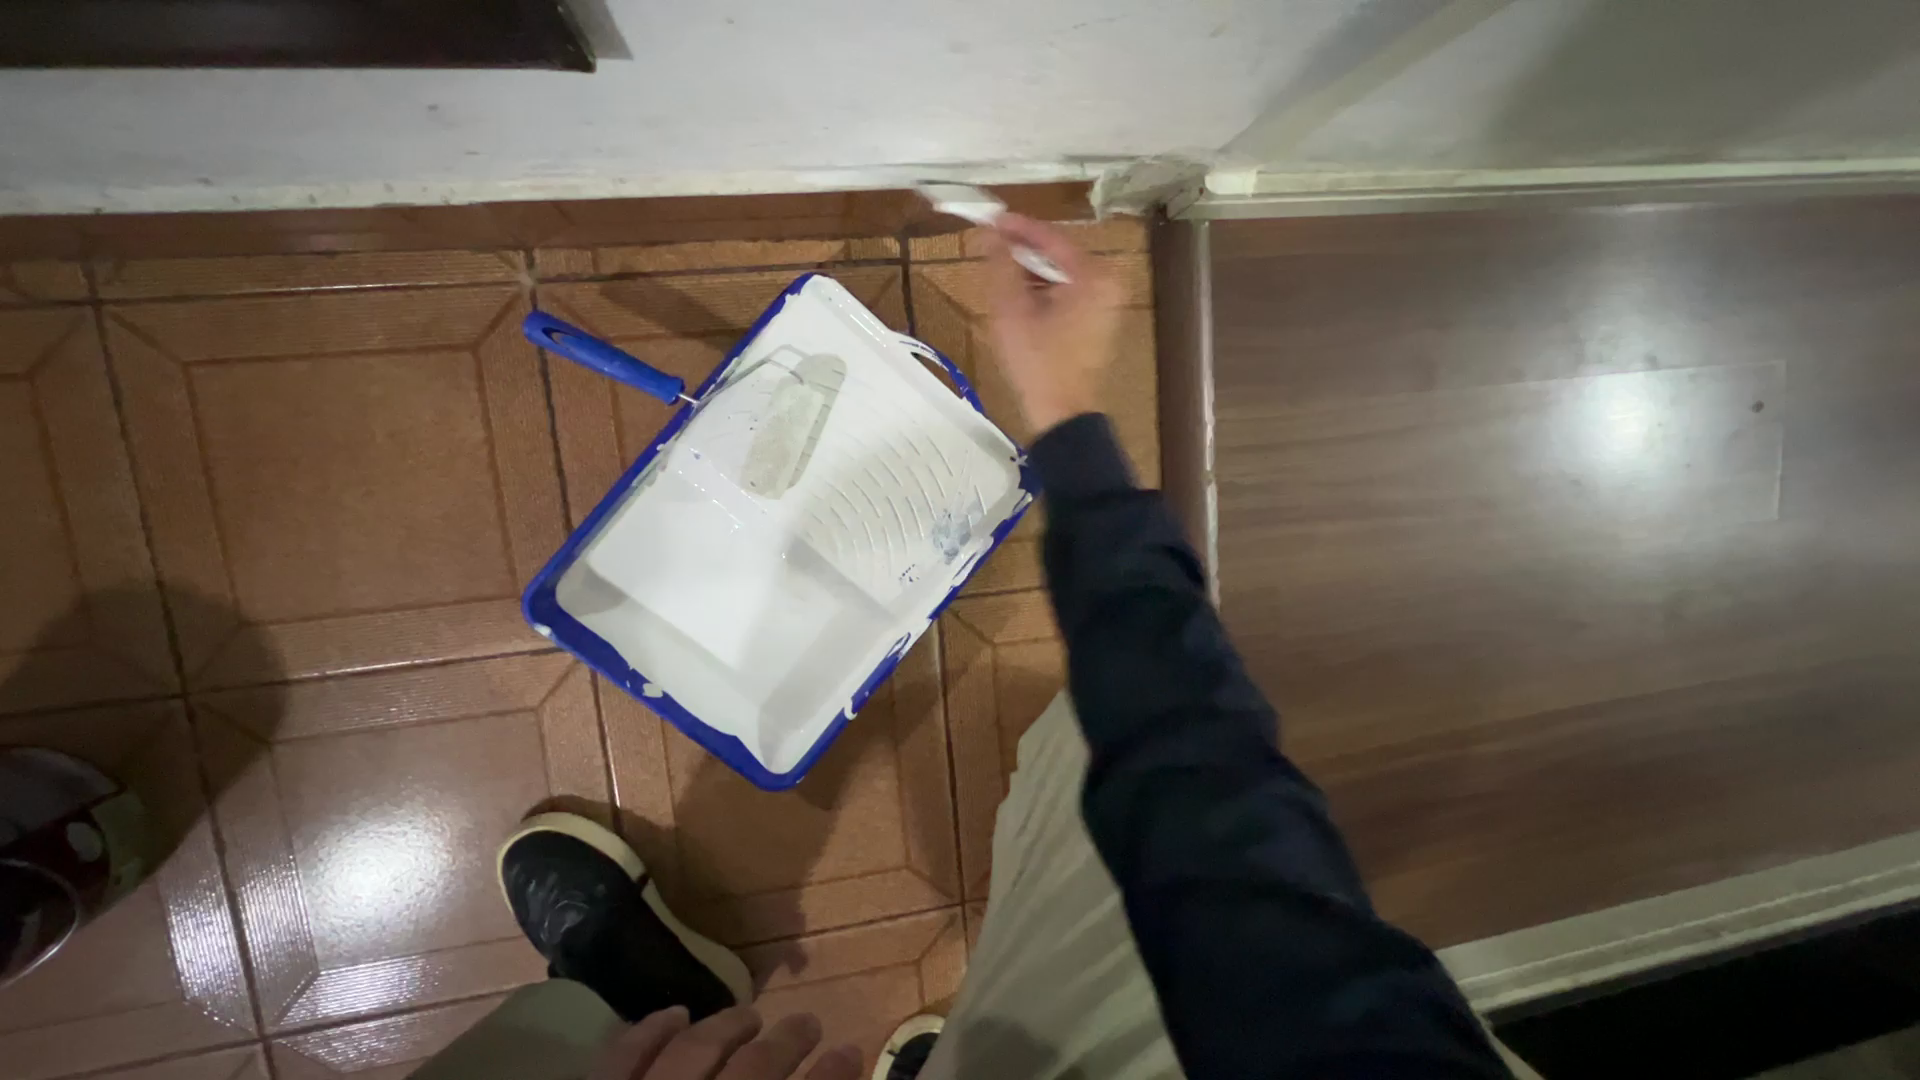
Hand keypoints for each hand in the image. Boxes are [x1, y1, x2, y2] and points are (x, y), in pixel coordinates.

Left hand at [588, 1006, 860, 1079]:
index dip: (831, 1076)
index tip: (854, 1051)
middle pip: (754, 1070)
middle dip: (789, 1041)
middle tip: (811, 1022)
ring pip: (694, 1050)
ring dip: (727, 1025)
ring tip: (751, 1014)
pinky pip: (620, 1060)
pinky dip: (647, 1030)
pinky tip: (673, 1013)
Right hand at [983, 213, 1123, 435]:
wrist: (1061, 413)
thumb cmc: (1037, 365)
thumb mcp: (1011, 311)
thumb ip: (1000, 265)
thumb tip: (989, 232)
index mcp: (1093, 277)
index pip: (1052, 238)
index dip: (1019, 228)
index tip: (991, 219)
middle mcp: (1107, 285)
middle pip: (1059, 255)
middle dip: (1024, 251)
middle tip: (992, 245)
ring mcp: (1107, 305)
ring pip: (1063, 275)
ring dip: (1032, 273)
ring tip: (1000, 272)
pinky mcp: (1099, 322)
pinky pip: (1070, 294)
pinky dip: (1046, 292)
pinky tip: (1020, 298)